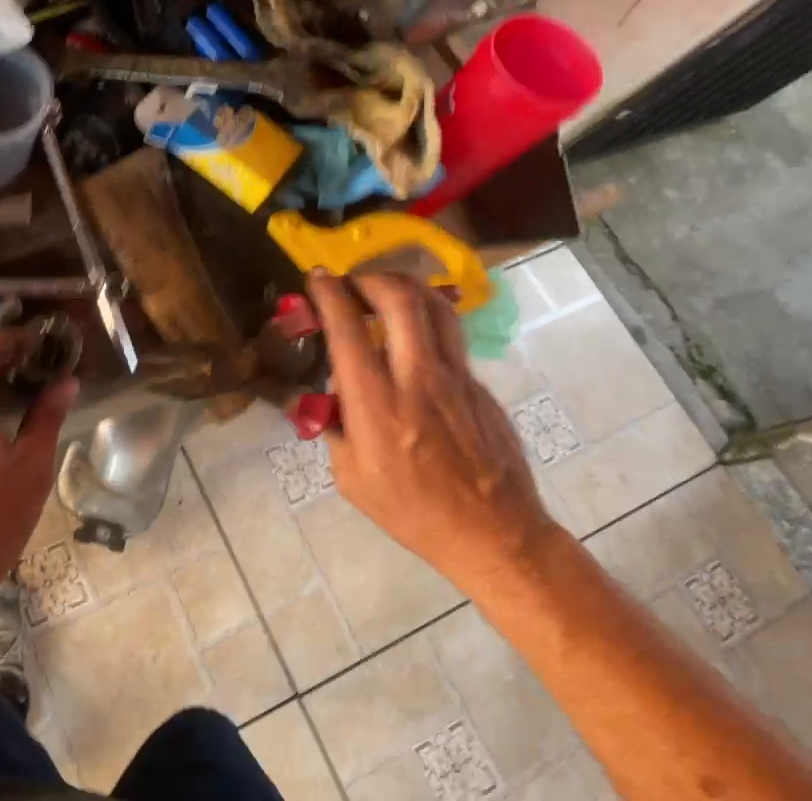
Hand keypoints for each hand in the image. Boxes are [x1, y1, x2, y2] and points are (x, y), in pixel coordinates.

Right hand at [307, 270, 561, 590]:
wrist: (494, 533)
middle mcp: (417, 377)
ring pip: (436, 306)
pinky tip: (412, 340)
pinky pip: (451, 337)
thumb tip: (323, 393)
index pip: (347, 327)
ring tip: (385, 292)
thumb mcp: (350, 478)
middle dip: (370, 277)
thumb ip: (334, 426)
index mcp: (375, 403)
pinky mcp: (479, 385)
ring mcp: (456, 377)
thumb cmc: (412, 512)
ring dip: (405, 287)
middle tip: (353, 282)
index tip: (317, 278)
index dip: (328, 293)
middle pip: (400, 297)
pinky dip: (426, 322)